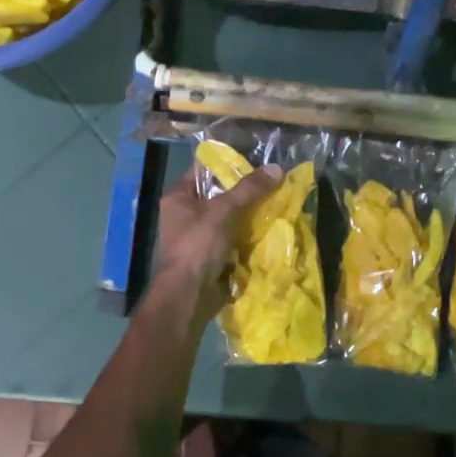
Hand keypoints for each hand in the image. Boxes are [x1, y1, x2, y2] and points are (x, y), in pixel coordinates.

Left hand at [147, 164, 283, 327]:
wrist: (189, 294)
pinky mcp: (209, 258)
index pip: (203, 171)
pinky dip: (246, 238)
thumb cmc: (199, 244)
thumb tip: (277, 167)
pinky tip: (268, 231)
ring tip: (276, 205)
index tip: (255, 162)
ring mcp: (196, 238)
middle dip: (244, 194)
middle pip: (218, 196)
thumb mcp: (225, 211)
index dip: (227, 165)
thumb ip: (250, 189)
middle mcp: (184, 215)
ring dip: (248, 217)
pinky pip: (231, 241)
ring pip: (227, 220)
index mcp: (178, 198)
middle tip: (272, 184)